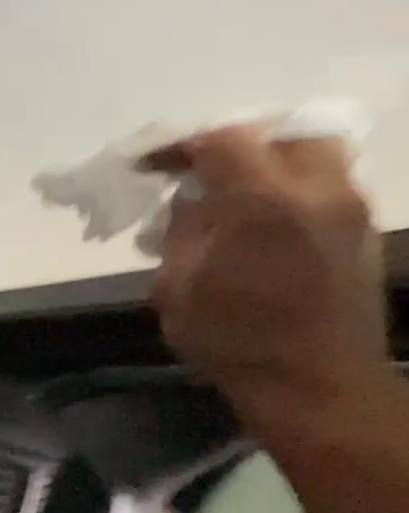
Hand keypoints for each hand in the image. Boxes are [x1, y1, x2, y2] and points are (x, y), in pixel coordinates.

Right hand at [147, 126, 390, 431]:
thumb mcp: (176, 288)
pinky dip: (288, 191)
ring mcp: (350, 206)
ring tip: (228, 201)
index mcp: (262, 203)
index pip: (224, 141)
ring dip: (267, 168)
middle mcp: (317, 190)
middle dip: (237, 147)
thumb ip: (182, 234)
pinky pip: (325, 186)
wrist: (313, 378)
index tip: (150, 166)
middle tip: (199, 175)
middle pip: (283, 134)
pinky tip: (257, 226)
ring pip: (312, 156)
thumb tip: (189, 203)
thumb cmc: (230, 338)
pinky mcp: (362, 228)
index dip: (181, 146)